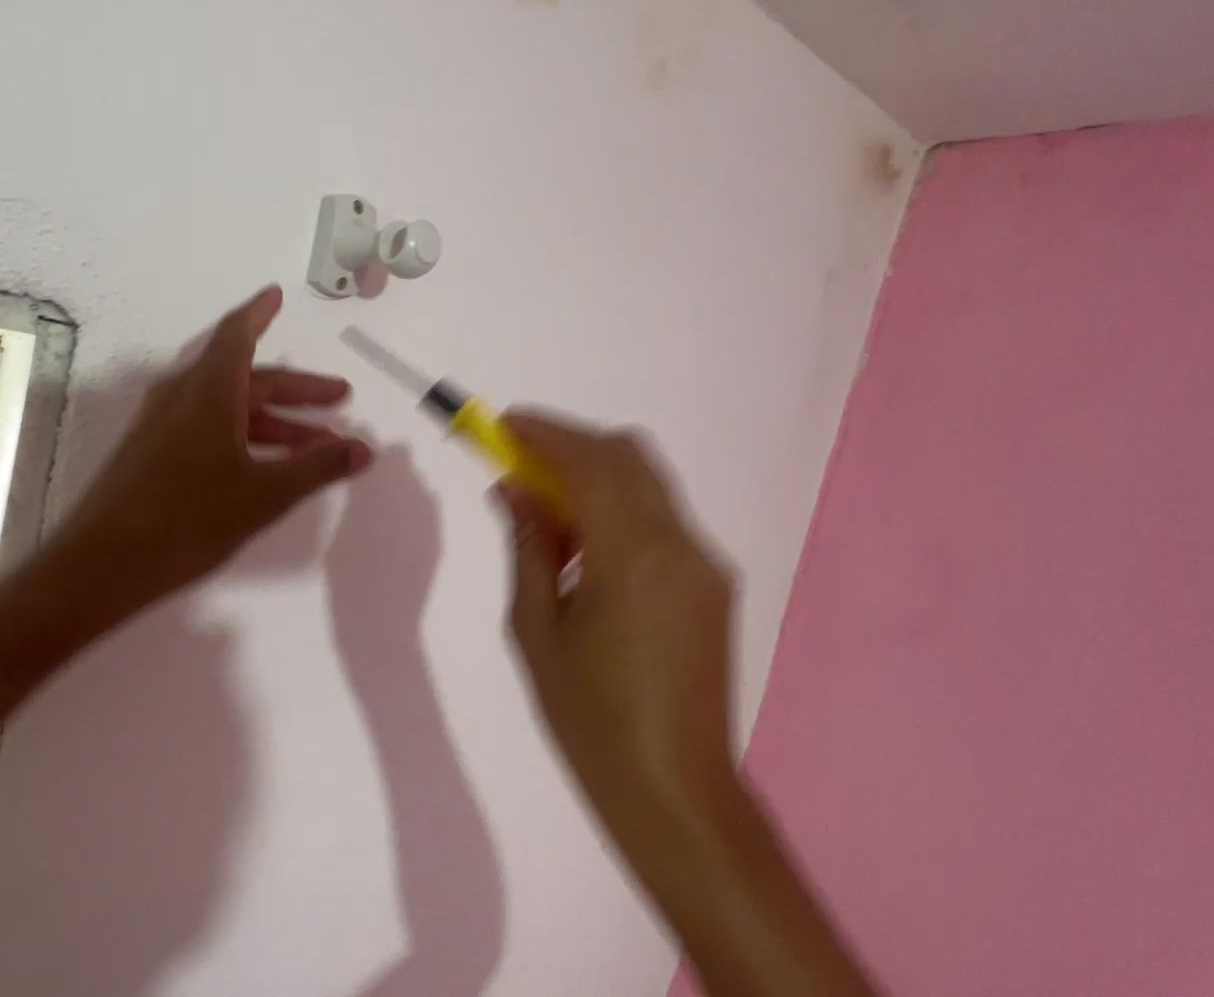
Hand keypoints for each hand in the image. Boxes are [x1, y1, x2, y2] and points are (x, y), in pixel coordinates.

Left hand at [49, 286, 372, 622]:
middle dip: (294, 390)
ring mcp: (161, 426)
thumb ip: (316, 467)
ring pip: (227, 409)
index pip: (238, 335)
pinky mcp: (150, 454)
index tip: (277, 295)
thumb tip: (365, 448)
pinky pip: (207, 429)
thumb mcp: (264, 494)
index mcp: (208, 391)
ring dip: (273, 422)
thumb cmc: (189, 518)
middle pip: (244, 378)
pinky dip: (242, 437)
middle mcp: (181, 398)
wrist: (103, 563)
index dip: (260, 313)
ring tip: (314, 447)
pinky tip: (262, 467)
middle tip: (339, 400)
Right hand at [495, 411, 879, 996]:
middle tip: (517, 465)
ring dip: (594, 478)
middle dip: (569, 446)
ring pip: (647, 485)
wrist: (673, 789)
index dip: (544, 432)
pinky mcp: (712, 587)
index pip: (590, 462)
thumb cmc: (588, 717)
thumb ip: (528, 547)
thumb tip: (513, 490)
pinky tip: (583, 554)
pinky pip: (660, 523)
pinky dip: (617, 512)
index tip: (501, 424)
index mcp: (633, 556)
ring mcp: (705, 565)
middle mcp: (680, 546)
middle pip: (627, 457)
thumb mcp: (535, 630)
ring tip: (544, 517)